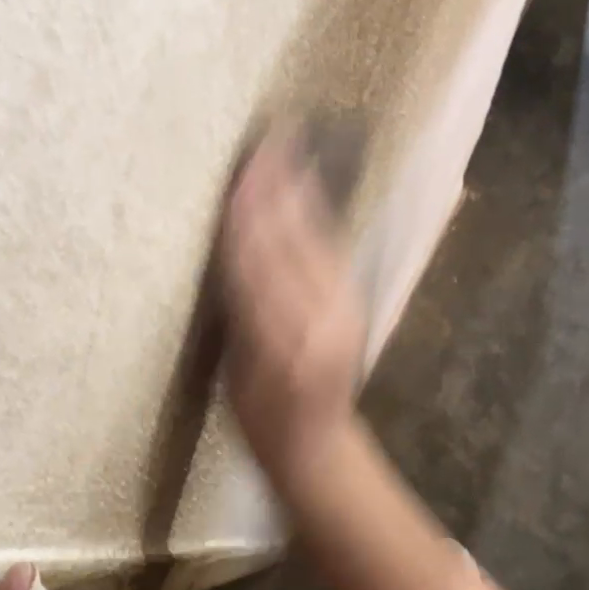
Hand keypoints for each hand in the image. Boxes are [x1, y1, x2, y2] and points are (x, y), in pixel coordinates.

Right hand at [222, 118, 367, 478]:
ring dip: (297, 193)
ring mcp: (342, 312)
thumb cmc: (259, 421)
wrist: (318, 447)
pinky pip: (331, 251)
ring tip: (287, 150)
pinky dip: (315, 215)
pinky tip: (308, 188)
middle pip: (288, 245)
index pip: (255, 265)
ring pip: (313, 241)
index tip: (237, 175)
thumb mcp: (234, 375)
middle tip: (265, 143)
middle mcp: (318, 321)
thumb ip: (239, 317)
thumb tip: (236, 253)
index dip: (245, 217)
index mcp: (279, 342)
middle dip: (274, 192)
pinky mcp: (354, 307)